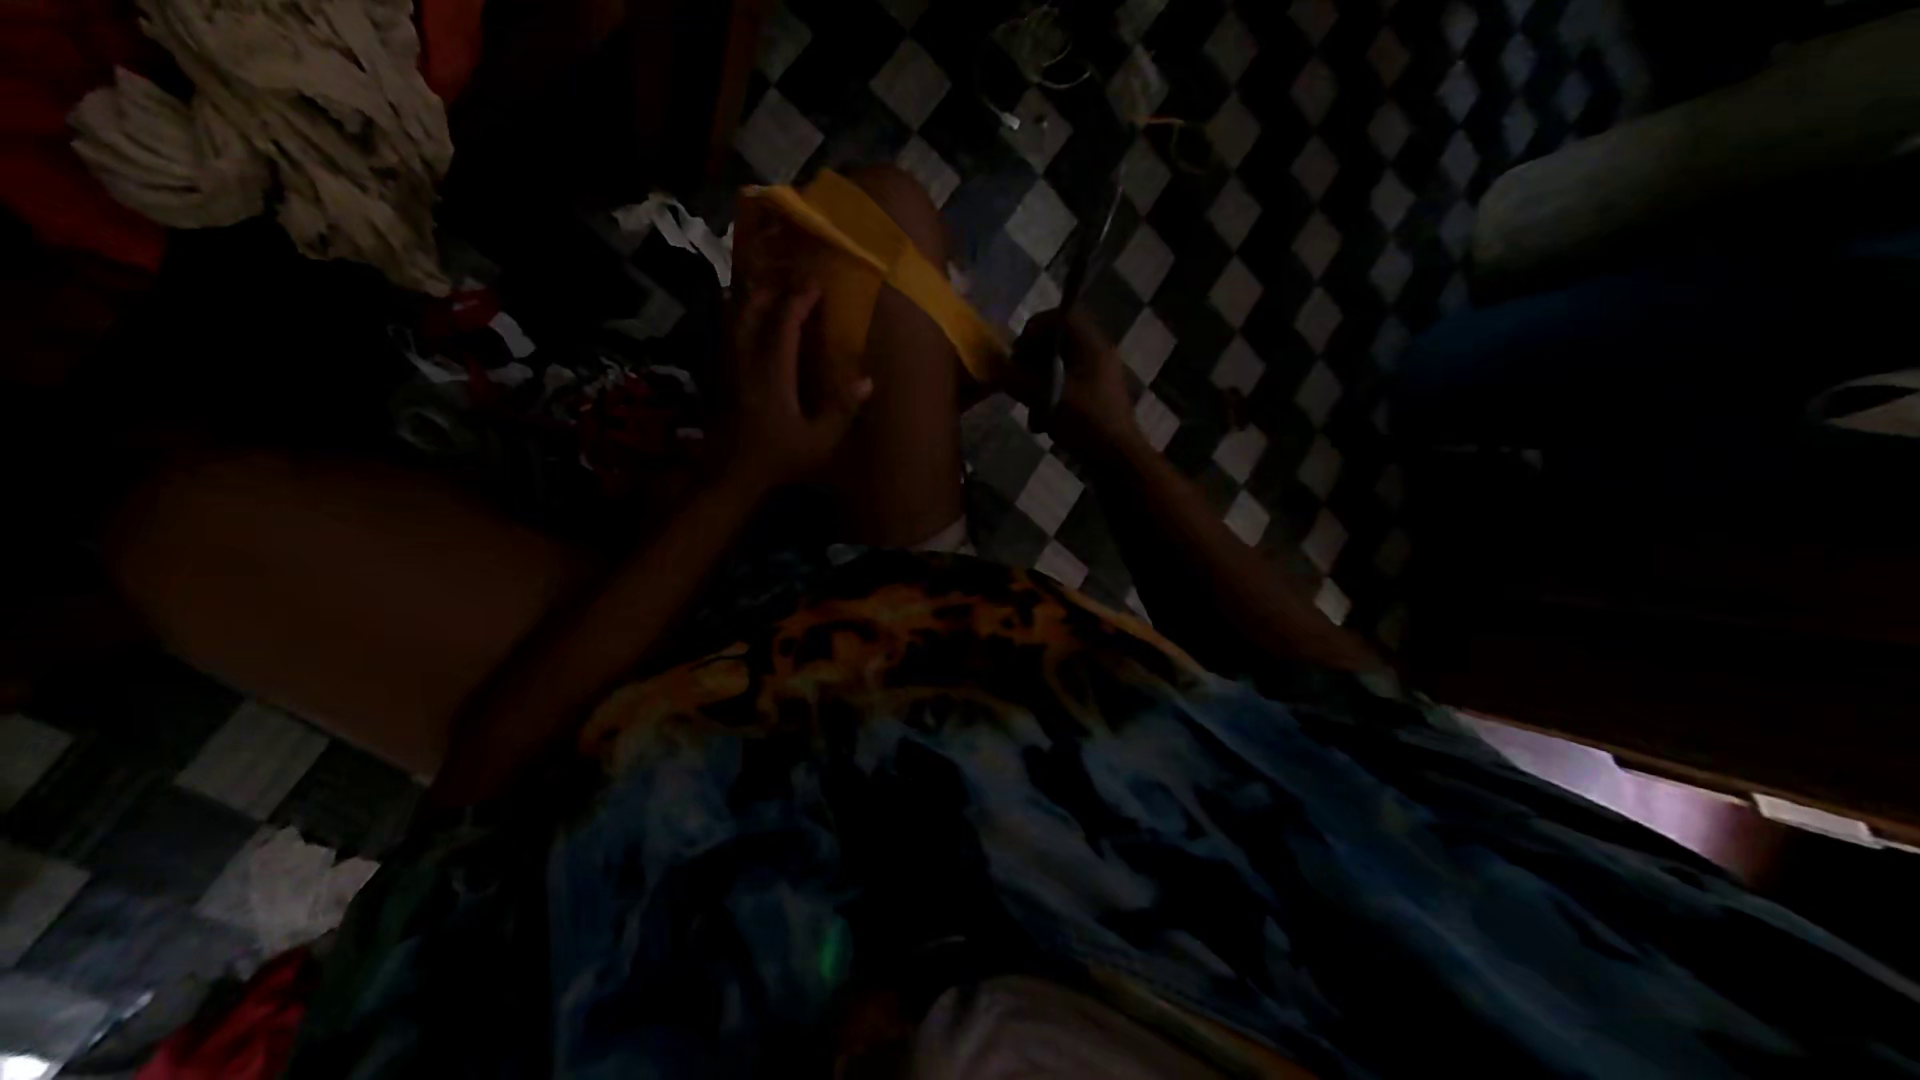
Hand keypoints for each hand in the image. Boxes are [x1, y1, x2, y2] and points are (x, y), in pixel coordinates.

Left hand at [715, 286, 872, 490]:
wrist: (730, 477)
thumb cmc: (777, 460)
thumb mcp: (818, 441)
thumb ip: (841, 409)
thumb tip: (867, 380)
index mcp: (772, 374)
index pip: (784, 325)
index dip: (799, 301)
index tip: (816, 286)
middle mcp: (746, 364)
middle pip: (751, 312)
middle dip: (770, 292)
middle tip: (791, 284)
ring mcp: (728, 370)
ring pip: (733, 322)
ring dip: (750, 302)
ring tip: (766, 292)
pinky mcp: (720, 380)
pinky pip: (726, 338)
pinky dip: (735, 321)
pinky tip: (742, 321)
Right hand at [1009, 309, 1140, 454]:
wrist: (1117, 459)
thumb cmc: (1085, 422)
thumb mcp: (1045, 398)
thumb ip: (1017, 379)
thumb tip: (995, 366)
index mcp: (1092, 345)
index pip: (1061, 316)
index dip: (1034, 328)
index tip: (1017, 353)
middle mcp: (1098, 354)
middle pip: (1058, 341)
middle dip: (1032, 360)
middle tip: (1016, 380)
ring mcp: (1099, 375)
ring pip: (1059, 366)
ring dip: (1038, 383)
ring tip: (1029, 407)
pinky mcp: (1096, 396)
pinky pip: (1067, 385)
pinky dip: (1051, 398)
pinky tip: (1043, 422)